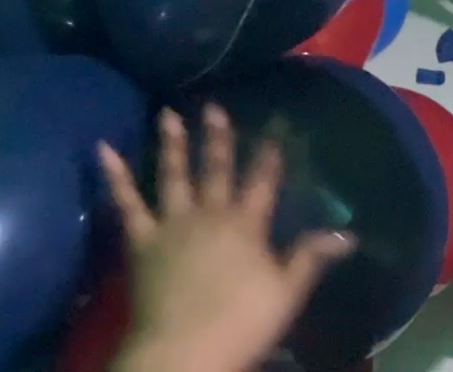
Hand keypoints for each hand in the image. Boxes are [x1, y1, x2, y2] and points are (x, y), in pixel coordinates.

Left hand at [99, 106, 355, 371]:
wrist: (183, 350)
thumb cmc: (240, 323)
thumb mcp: (286, 293)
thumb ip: (311, 257)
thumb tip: (348, 233)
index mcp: (246, 223)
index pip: (263, 179)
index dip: (270, 151)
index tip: (276, 123)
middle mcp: (211, 212)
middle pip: (217, 167)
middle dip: (218, 135)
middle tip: (215, 106)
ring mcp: (173, 222)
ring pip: (174, 173)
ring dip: (172, 142)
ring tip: (168, 113)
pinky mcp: (142, 239)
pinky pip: (128, 203)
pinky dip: (116, 176)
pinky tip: (104, 150)